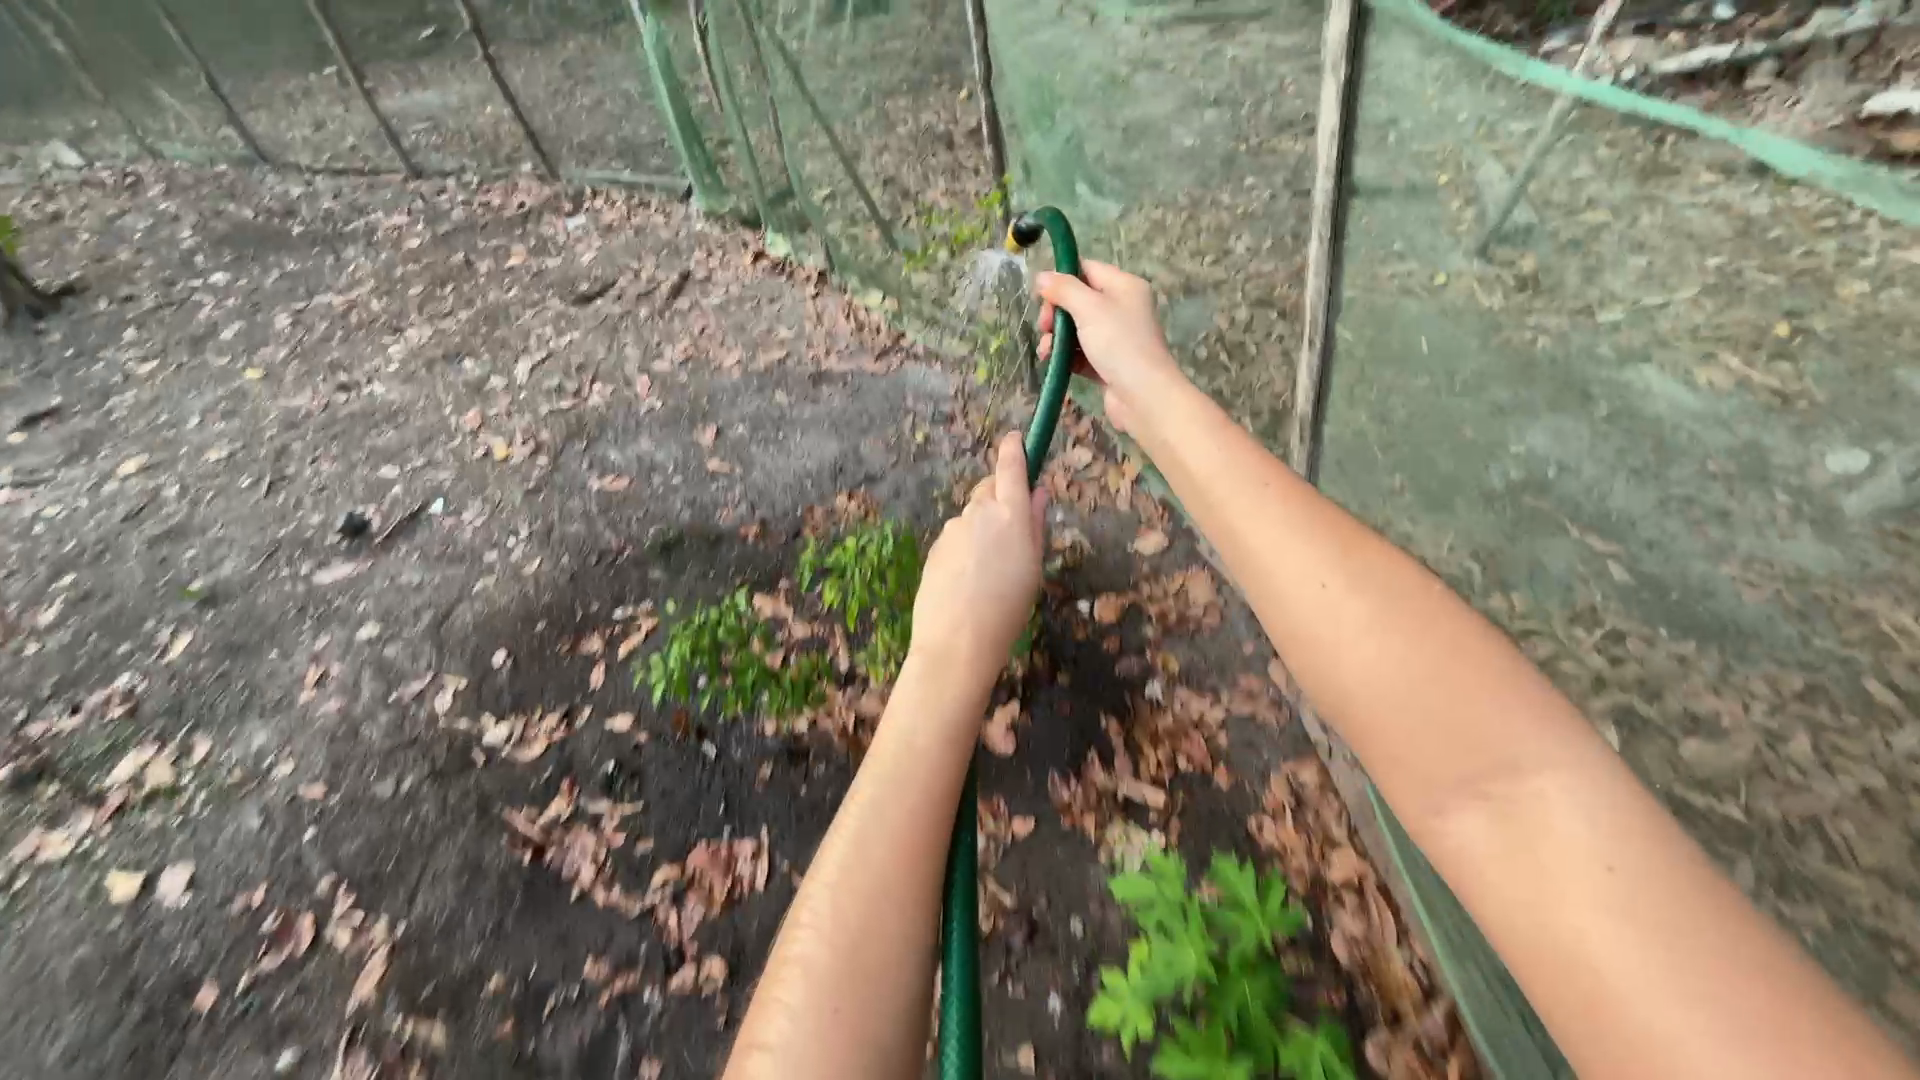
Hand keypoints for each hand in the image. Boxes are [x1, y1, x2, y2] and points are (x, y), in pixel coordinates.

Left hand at [911, 432, 1046, 685]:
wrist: (957, 641)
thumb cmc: (1009, 608)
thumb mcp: (1034, 567)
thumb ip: (1036, 524)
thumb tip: (1038, 492)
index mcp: (1010, 514)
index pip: (1011, 466)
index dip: (1014, 448)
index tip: (1016, 438)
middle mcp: (978, 513)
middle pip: (989, 490)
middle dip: (1000, 498)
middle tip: (1013, 530)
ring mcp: (952, 530)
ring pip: (972, 518)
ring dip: (982, 530)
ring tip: (991, 571)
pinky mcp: (935, 548)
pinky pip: (956, 539)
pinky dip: (965, 549)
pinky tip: (969, 581)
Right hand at [1035, 261, 1188, 434]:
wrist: (1143, 395)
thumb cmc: (1119, 344)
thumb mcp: (1089, 308)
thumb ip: (1064, 289)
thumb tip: (1042, 276)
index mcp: (1124, 286)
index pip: (1087, 270)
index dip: (1062, 279)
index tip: (1041, 296)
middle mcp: (1121, 308)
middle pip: (1078, 300)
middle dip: (1056, 313)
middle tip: (1045, 327)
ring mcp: (1115, 337)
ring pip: (1076, 329)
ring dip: (1056, 337)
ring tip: (1046, 351)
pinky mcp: (1107, 363)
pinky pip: (1080, 352)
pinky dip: (1066, 355)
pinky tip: (1052, 362)